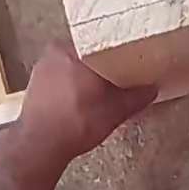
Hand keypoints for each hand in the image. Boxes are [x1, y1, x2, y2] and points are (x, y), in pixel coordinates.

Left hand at [6, 45, 157, 168]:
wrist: (40, 145)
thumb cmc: (78, 123)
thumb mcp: (115, 112)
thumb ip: (136, 98)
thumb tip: (153, 89)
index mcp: (77, 51)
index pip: (105, 44)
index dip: (120, 54)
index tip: (131, 63)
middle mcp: (57, 51)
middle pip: (89, 54)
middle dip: (104, 66)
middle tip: (121, 78)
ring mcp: (43, 66)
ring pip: (73, 64)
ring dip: (87, 75)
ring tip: (103, 90)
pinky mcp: (35, 82)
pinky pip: (61, 75)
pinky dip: (73, 84)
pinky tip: (83, 99)